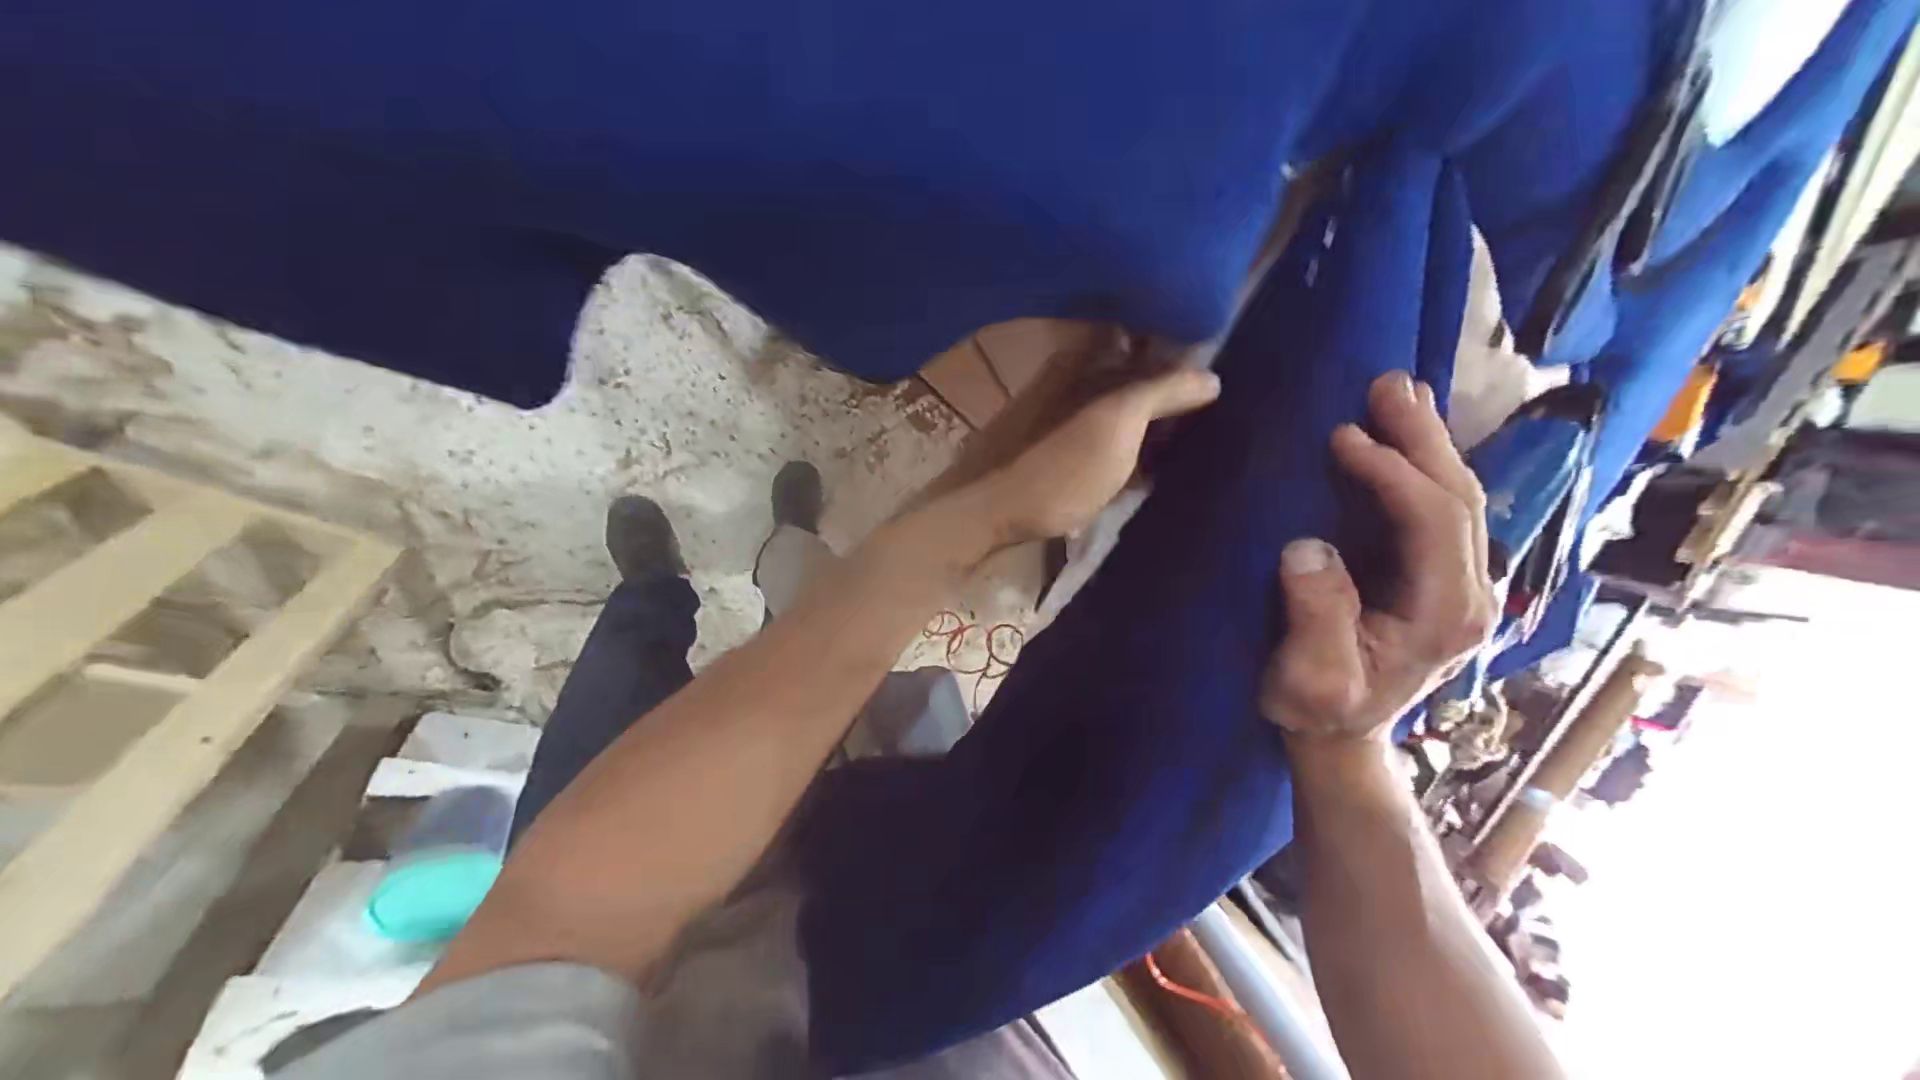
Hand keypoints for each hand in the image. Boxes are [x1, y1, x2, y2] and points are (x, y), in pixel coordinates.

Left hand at [969, 364, 1219, 544]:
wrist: (985, 513)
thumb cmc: (1056, 467)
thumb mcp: (1117, 424)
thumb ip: (1163, 391)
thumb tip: (1210, 376)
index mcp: (1084, 358)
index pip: (1142, 332)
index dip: (1181, 345)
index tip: (1216, 367)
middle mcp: (1070, 376)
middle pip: (1132, 369)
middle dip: (1170, 384)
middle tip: (1210, 408)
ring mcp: (1058, 412)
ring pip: (1116, 404)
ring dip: (1149, 418)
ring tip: (1185, 438)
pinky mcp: (1052, 447)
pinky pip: (1100, 434)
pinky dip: (1125, 443)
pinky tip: (1145, 466)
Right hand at [1259, 371, 1495, 747]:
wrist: (1339, 733)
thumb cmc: (1318, 710)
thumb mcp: (1309, 679)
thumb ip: (1317, 618)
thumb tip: (1308, 547)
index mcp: (1446, 615)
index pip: (1437, 523)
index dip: (1396, 474)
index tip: (1345, 439)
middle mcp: (1469, 592)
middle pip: (1461, 498)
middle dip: (1424, 439)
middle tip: (1389, 385)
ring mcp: (1460, 583)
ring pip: (1459, 497)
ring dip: (1428, 442)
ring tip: (1400, 394)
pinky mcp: (1437, 576)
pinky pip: (1438, 508)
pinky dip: (1420, 464)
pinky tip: (1405, 436)